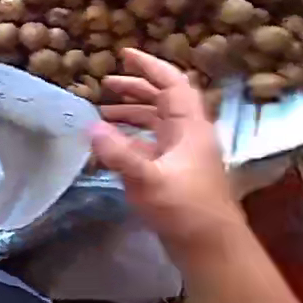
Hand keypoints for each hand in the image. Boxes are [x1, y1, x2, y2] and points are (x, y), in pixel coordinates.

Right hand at [89, 49, 247, 253]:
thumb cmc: (185, 210)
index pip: (173, 84)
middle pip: (164, 100)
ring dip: (132, 112)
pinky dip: (131, 136)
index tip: (125, 55)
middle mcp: (189, 136)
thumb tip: (91, 127)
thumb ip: (120, 154)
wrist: (211, 248)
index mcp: (191, 128)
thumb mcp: (148, 180)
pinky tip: (112, 144)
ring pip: (157, 122)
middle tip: (106, 83)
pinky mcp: (175, 172)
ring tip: (103, 113)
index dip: (150, 66)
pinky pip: (151, 143)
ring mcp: (182, 155)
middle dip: (135, 88)